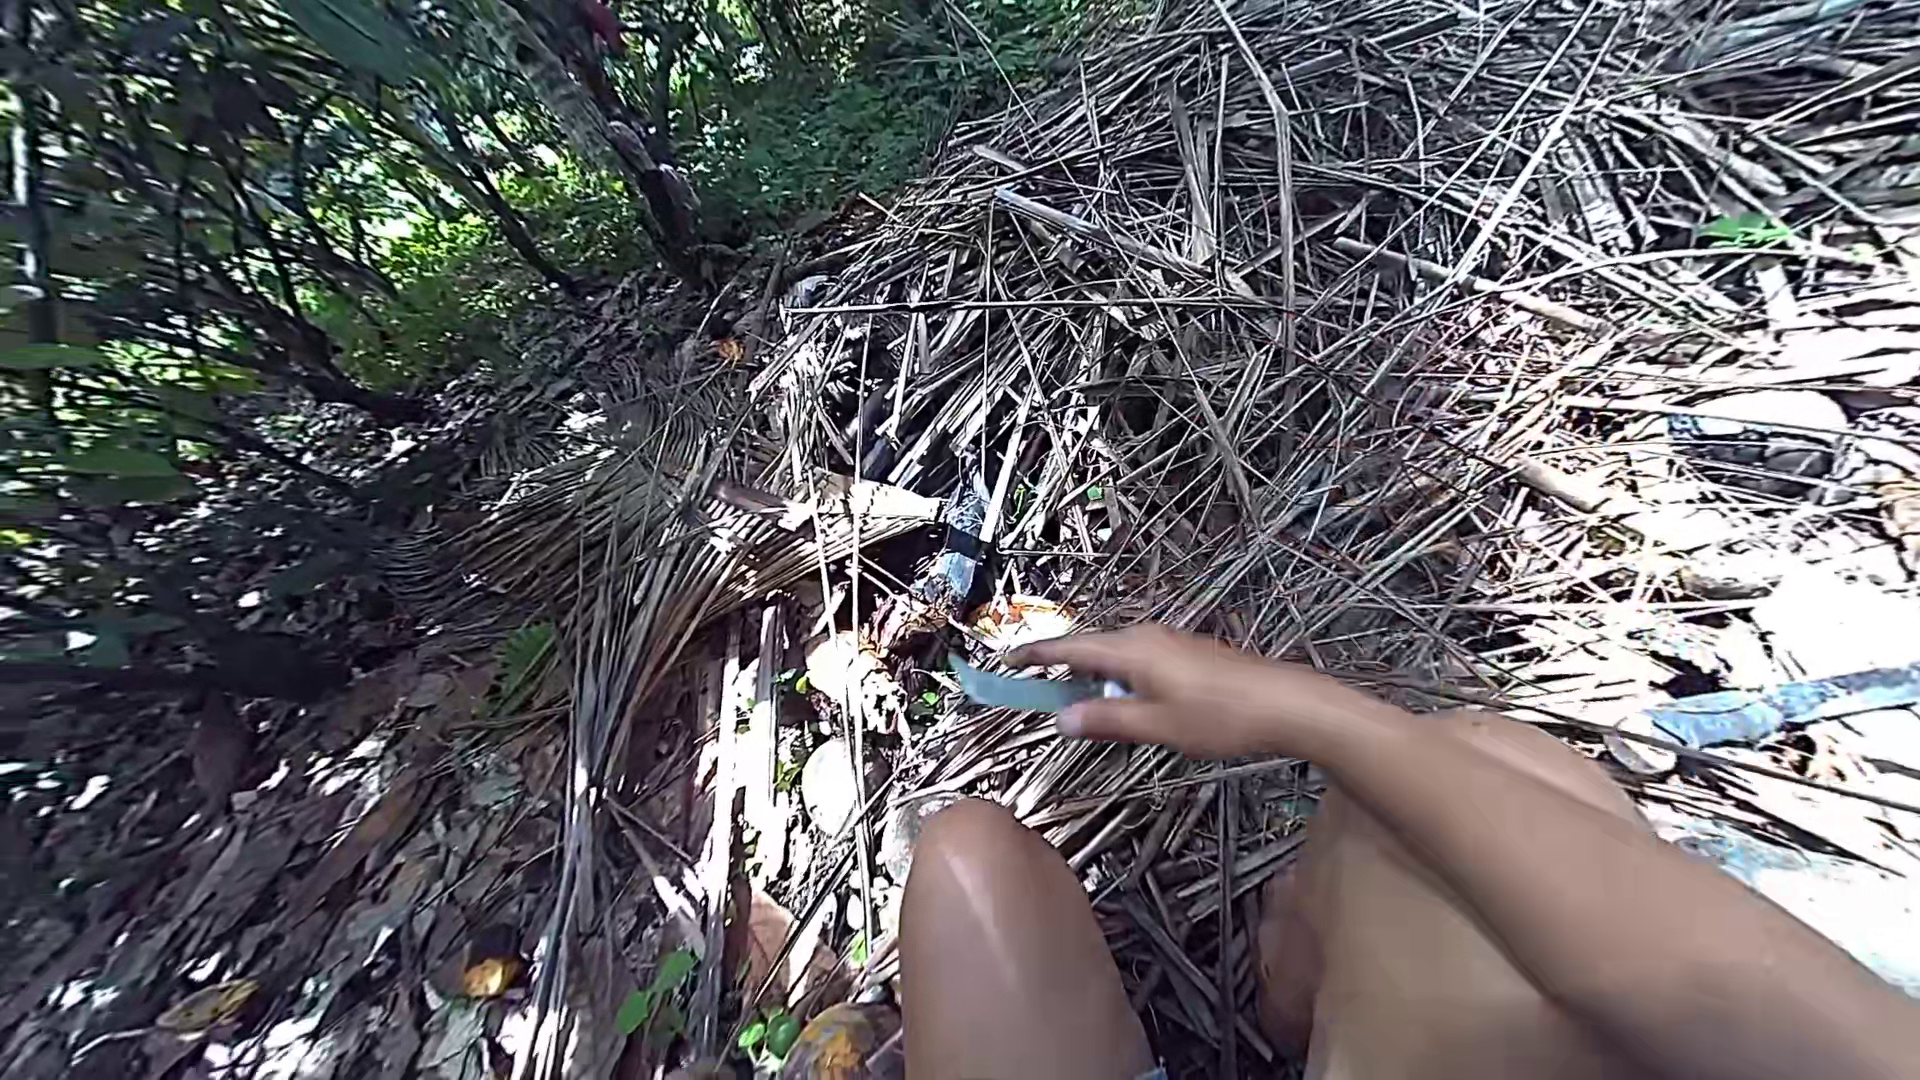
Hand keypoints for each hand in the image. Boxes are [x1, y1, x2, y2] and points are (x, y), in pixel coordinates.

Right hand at [1005, 625, 1399, 759]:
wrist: (1286, 702)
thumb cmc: (1220, 716)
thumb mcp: (1156, 726)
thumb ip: (1106, 720)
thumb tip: (1063, 719)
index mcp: (1131, 650)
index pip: (1069, 647)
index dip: (1037, 654)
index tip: (1009, 659)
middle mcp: (1144, 636)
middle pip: (1090, 648)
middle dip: (1064, 668)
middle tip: (1044, 690)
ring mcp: (1167, 640)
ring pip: (1115, 654)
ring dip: (1095, 676)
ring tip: (1091, 705)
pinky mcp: (1184, 651)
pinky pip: (1137, 657)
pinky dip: (1120, 676)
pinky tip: (1134, 700)